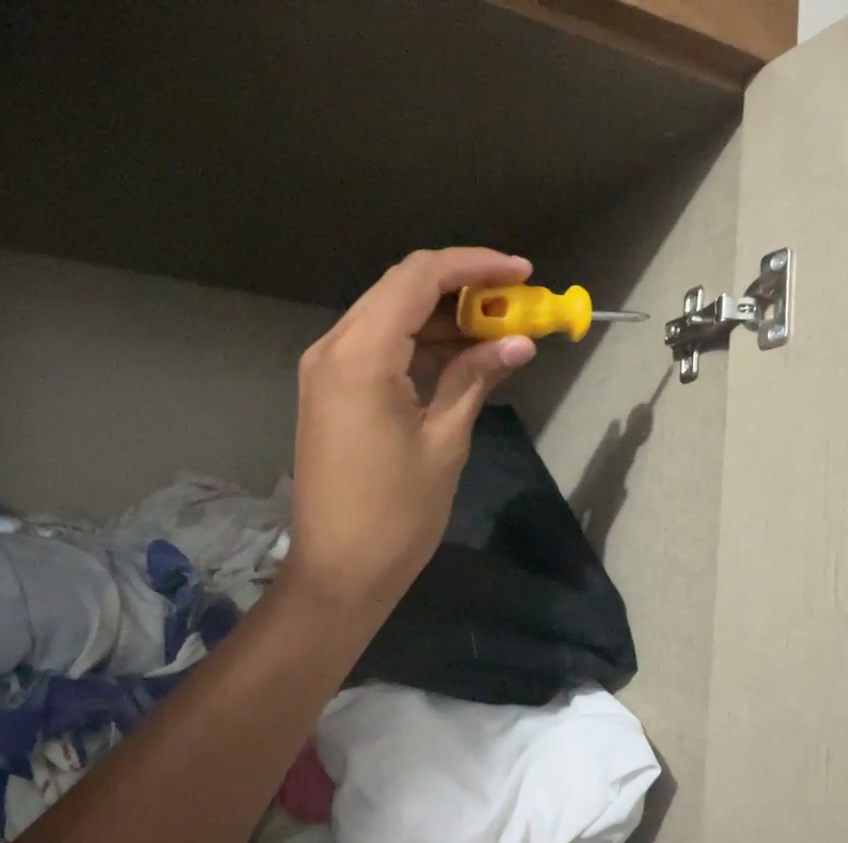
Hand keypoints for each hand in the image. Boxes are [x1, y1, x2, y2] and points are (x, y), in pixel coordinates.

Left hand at [285, 248, 538, 607]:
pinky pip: (376, 346)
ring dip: (441, 315)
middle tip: (515, 303)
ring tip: (497, 330)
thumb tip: (519, 341)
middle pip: (401, 288)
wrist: (338, 573)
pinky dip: (418, 342)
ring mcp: (325, 370)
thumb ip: (476, 378)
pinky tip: (459, 355)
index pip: (418, 278)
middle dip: (462, 286)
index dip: (474, 265)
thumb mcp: (444, 442)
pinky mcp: (328, 392)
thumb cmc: (395, 516)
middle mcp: (333, 349)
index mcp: (360, 357)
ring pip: (388, 315)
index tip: (523, 274)